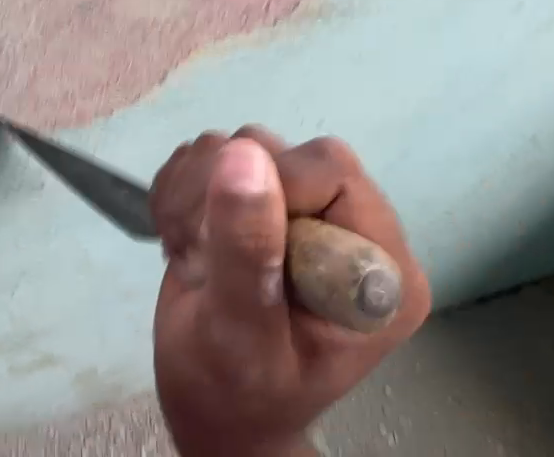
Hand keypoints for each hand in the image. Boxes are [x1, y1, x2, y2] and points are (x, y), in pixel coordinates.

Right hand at [150, 128, 430, 456]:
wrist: (210, 408)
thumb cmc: (234, 392)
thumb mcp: (242, 337)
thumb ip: (247, 253)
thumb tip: (242, 154)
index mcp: (377, 264)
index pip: (329, 168)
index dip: (269, 187)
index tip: (224, 242)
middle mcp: (344, 226)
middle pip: (276, 150)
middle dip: (215, 194)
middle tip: (198, 255)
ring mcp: (296, 208)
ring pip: (234, 146)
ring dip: (190, 195)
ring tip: (190, 257)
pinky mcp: (254, 200)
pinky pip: (204, 157)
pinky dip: (176, 193)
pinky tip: (182, 241)